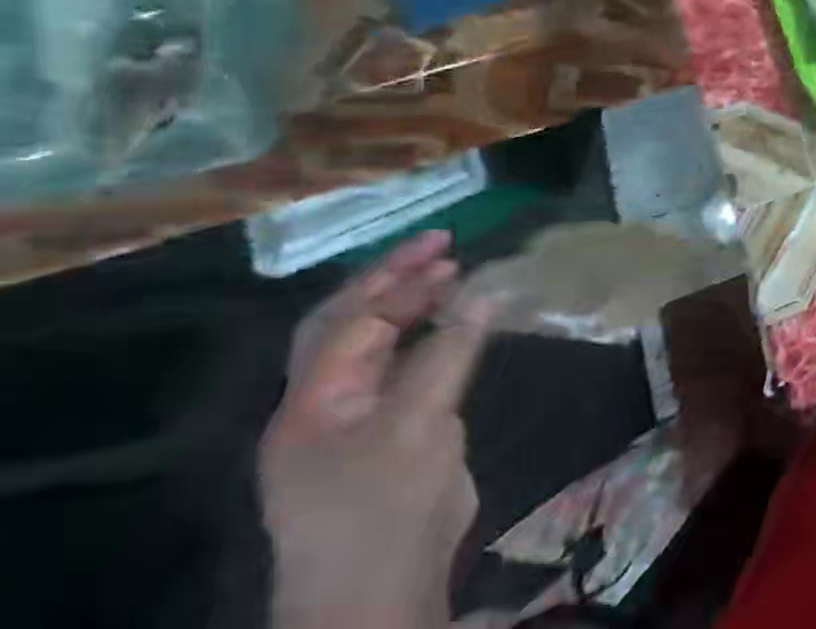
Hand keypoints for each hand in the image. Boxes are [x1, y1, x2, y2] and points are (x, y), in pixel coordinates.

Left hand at [260, 232, 495, 628]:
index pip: (350, 322)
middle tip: (445, 247)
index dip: (397, 281)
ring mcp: (356, 419)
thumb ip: (449, 352)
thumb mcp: (418, 425)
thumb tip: (485, 290)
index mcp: (310, 401)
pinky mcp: (392, 432)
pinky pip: (405, 369)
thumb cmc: (385, 504)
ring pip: (377, 346)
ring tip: (455, 276)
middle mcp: (324, 403)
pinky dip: (430, 338)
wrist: (382, 587)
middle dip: (393, 280)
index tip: (448, 248)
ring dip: (411, 307)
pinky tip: (458, 324)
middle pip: (349, 325)